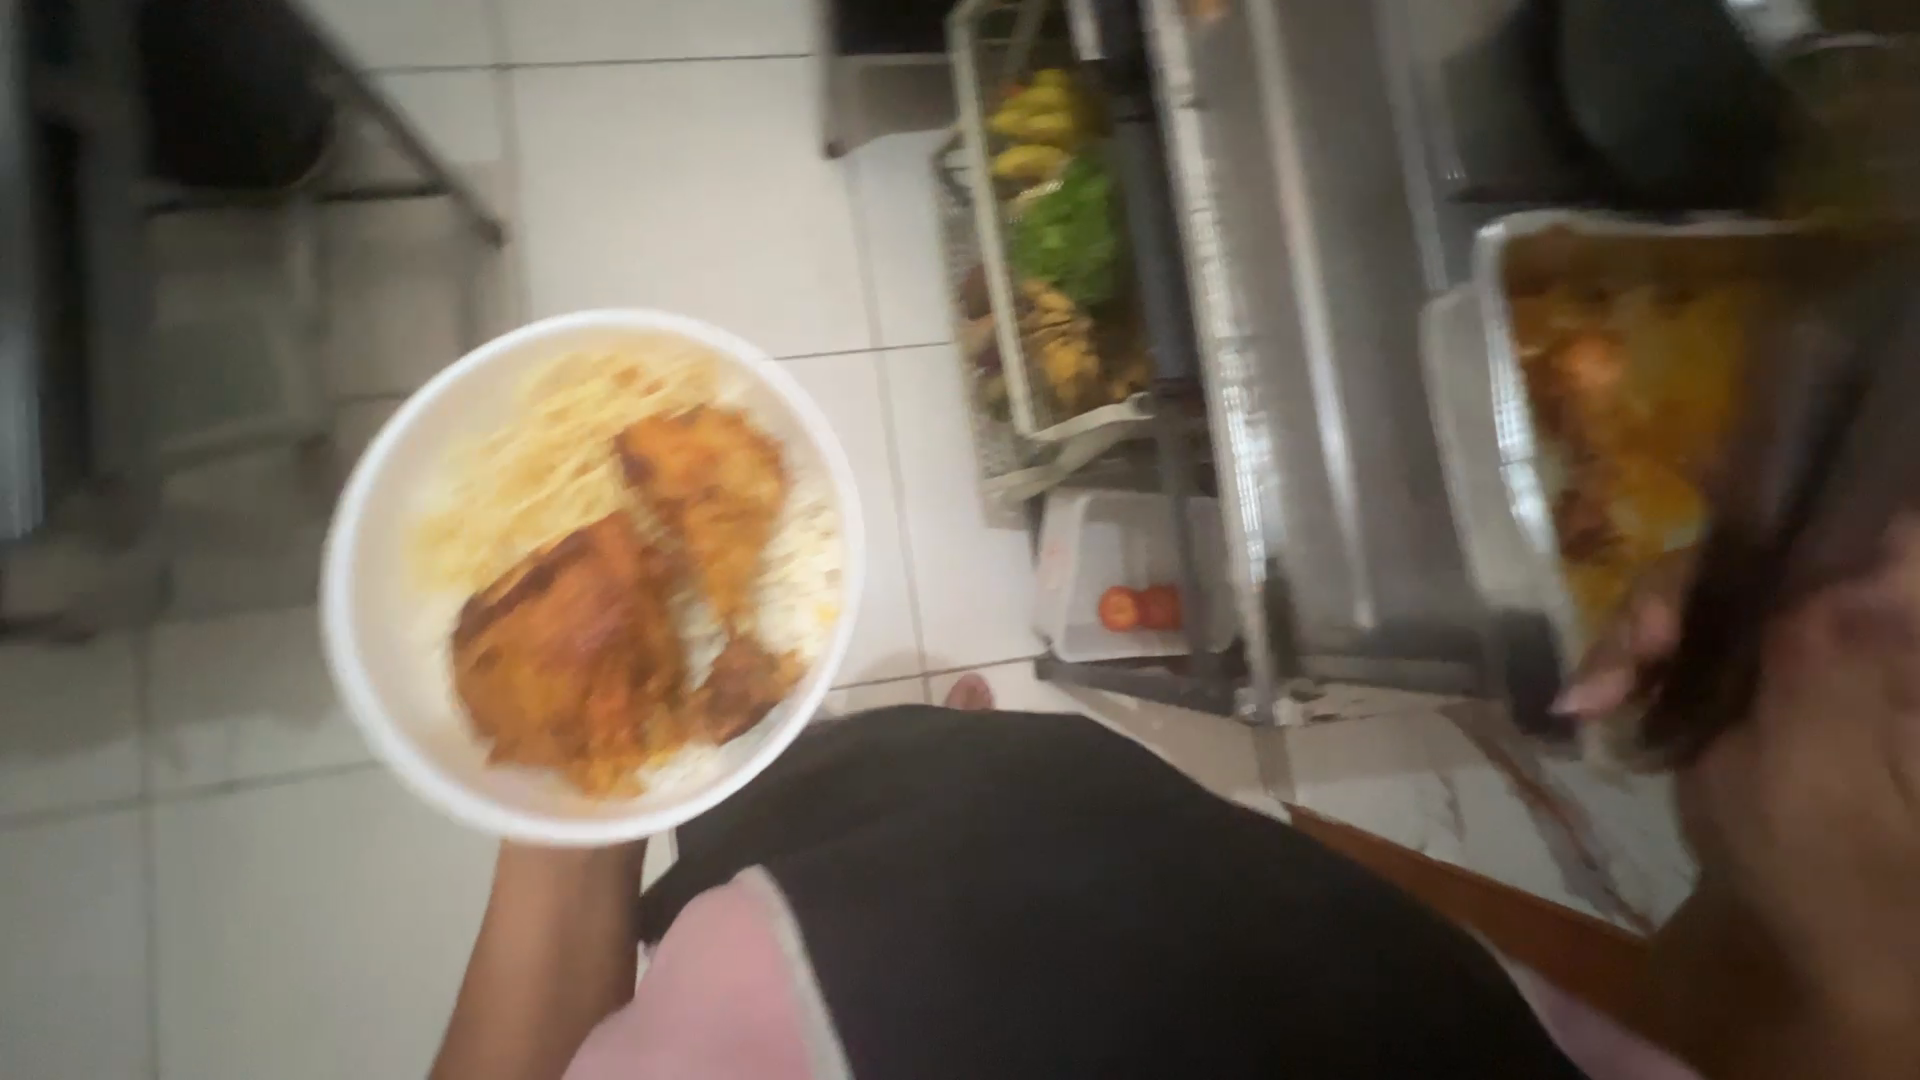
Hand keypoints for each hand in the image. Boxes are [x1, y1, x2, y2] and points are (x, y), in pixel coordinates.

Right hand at [1558, 530, 1919, 1024]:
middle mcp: (1867, 630)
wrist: (1807, 935)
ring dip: (1635, 634)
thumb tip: (1867, 570)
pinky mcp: (1748, 668)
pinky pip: (1673, 629)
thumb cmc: (1828, 874)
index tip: (1704, 544)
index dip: (1783, 522)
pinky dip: (1627, 657)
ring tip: (1592, 697)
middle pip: (1755, 556)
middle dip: (1671, 598)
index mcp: (1909, 653)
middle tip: (1627, 658)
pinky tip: (1596, 698)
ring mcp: (1801, 647)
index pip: (1874, 536)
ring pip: (1701, 590)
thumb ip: (1835, 675)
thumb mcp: (1819, 780)